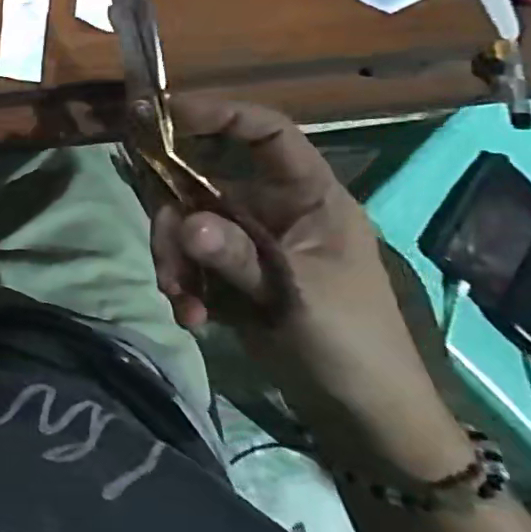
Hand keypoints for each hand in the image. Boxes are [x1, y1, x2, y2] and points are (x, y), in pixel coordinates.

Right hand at [152, 96, 468, 478]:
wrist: (365, 417)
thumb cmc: (352, 343)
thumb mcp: (295, 295)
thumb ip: (238, 255)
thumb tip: (183, 221)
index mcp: (309, 197)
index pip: (267, 133)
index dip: (220, 114)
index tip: (165, 115)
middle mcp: (274, 209)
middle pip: (203, 186)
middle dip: (176, 225)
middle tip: (169, 267)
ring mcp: (251, 242)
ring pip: (188, 226)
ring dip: (175, 262)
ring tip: (181, 302)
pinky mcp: (233, 274)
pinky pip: (190, 261)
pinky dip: (183, 285)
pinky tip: (191, 318)